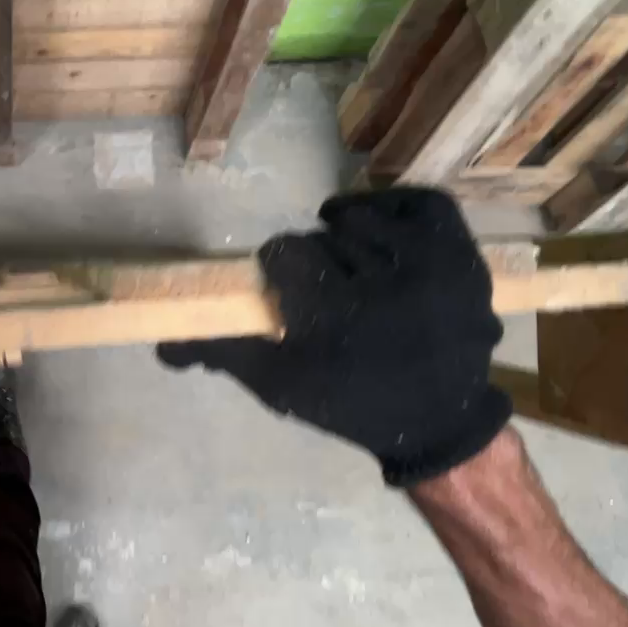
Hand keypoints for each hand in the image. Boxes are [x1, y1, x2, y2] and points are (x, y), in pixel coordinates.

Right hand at [157, 188, 509, 485]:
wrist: (437, 422)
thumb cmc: (347, 402)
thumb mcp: (277, 383)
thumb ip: (220, 353)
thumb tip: (163, 346)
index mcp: (333, 313)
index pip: (284, 253)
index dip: (276, 268)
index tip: (281, 288)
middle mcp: (384, 282)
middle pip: (320, 238)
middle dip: (311, 261)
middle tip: (317, 286)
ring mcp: (431, 266)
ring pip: (362, 220)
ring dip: (347, 239)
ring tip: (349, 265)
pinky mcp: (464, 256)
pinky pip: (419, 204)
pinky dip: (393, 208)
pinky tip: (376, 226)